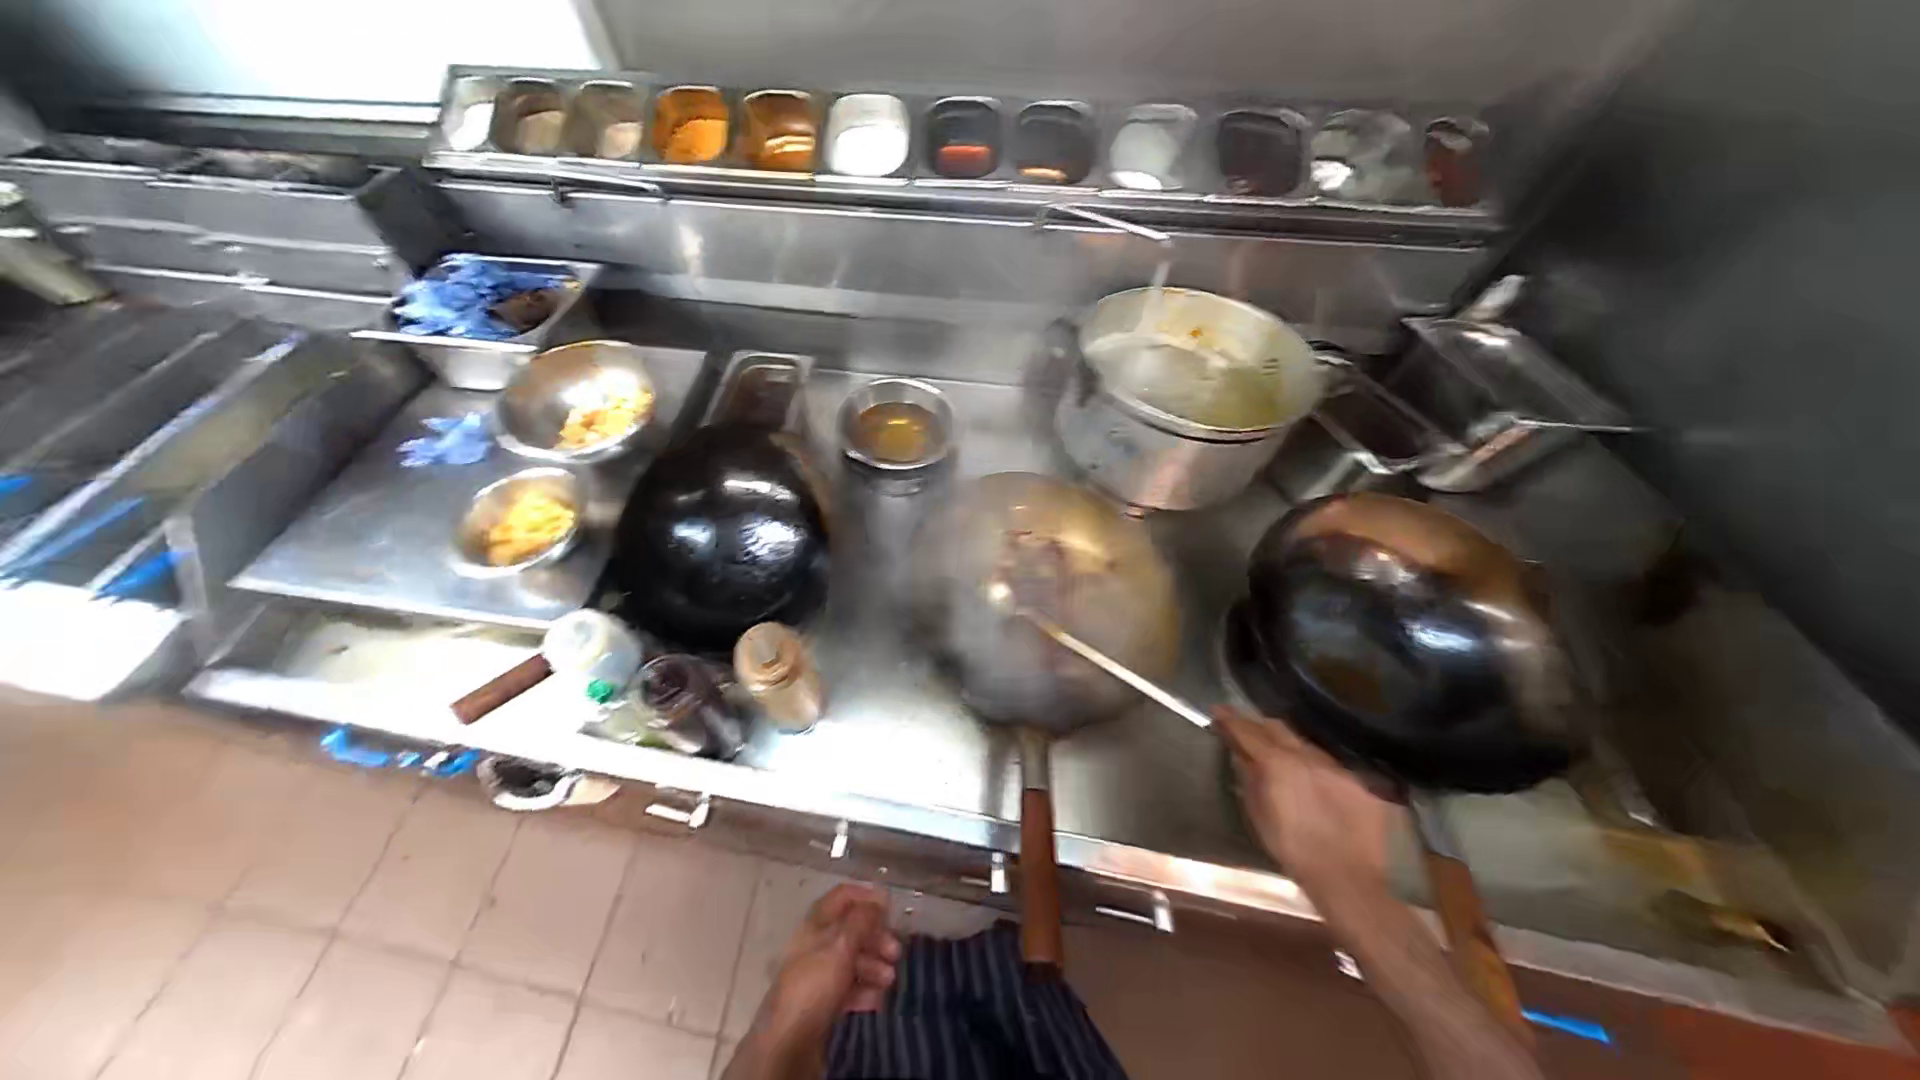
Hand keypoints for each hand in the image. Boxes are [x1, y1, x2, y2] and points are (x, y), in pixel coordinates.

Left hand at [759, 884, 901, 1043]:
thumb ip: (861, 921)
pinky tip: (877, 999)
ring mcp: (820, 974)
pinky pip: (850, 987)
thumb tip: (879, 897)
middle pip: (853, 930)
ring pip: (854, 960)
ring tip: (890, 980)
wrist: (787, 1045)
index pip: (843, 896)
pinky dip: (865, 990)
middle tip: (896, 953)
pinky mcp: (825, 1001)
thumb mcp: (840, 947)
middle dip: (877, 938)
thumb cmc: (814, 986)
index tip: (890, 908)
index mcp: (816, 924)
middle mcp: (818, 944)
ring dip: (875, 966)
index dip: (866, 896)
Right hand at [1214, 706, 1396, 905]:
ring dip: (1288, 744)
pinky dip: (1314, 764)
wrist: (1348, 879)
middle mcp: (1308, 756)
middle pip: (1278, 727)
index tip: (1218, 711)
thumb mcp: (1259, 815)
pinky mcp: (1360, 781)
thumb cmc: (1292, 851)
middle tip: (1245, 728)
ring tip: (1278, 752)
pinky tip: (1312, 778)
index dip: (1231, 720)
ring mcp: (1337, 766)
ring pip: (1305, 743)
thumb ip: (1248, 779)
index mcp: (1278, 763)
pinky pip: (1329, 763)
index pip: (1248, 732)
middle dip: (1259, 725)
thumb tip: (1240, 756)